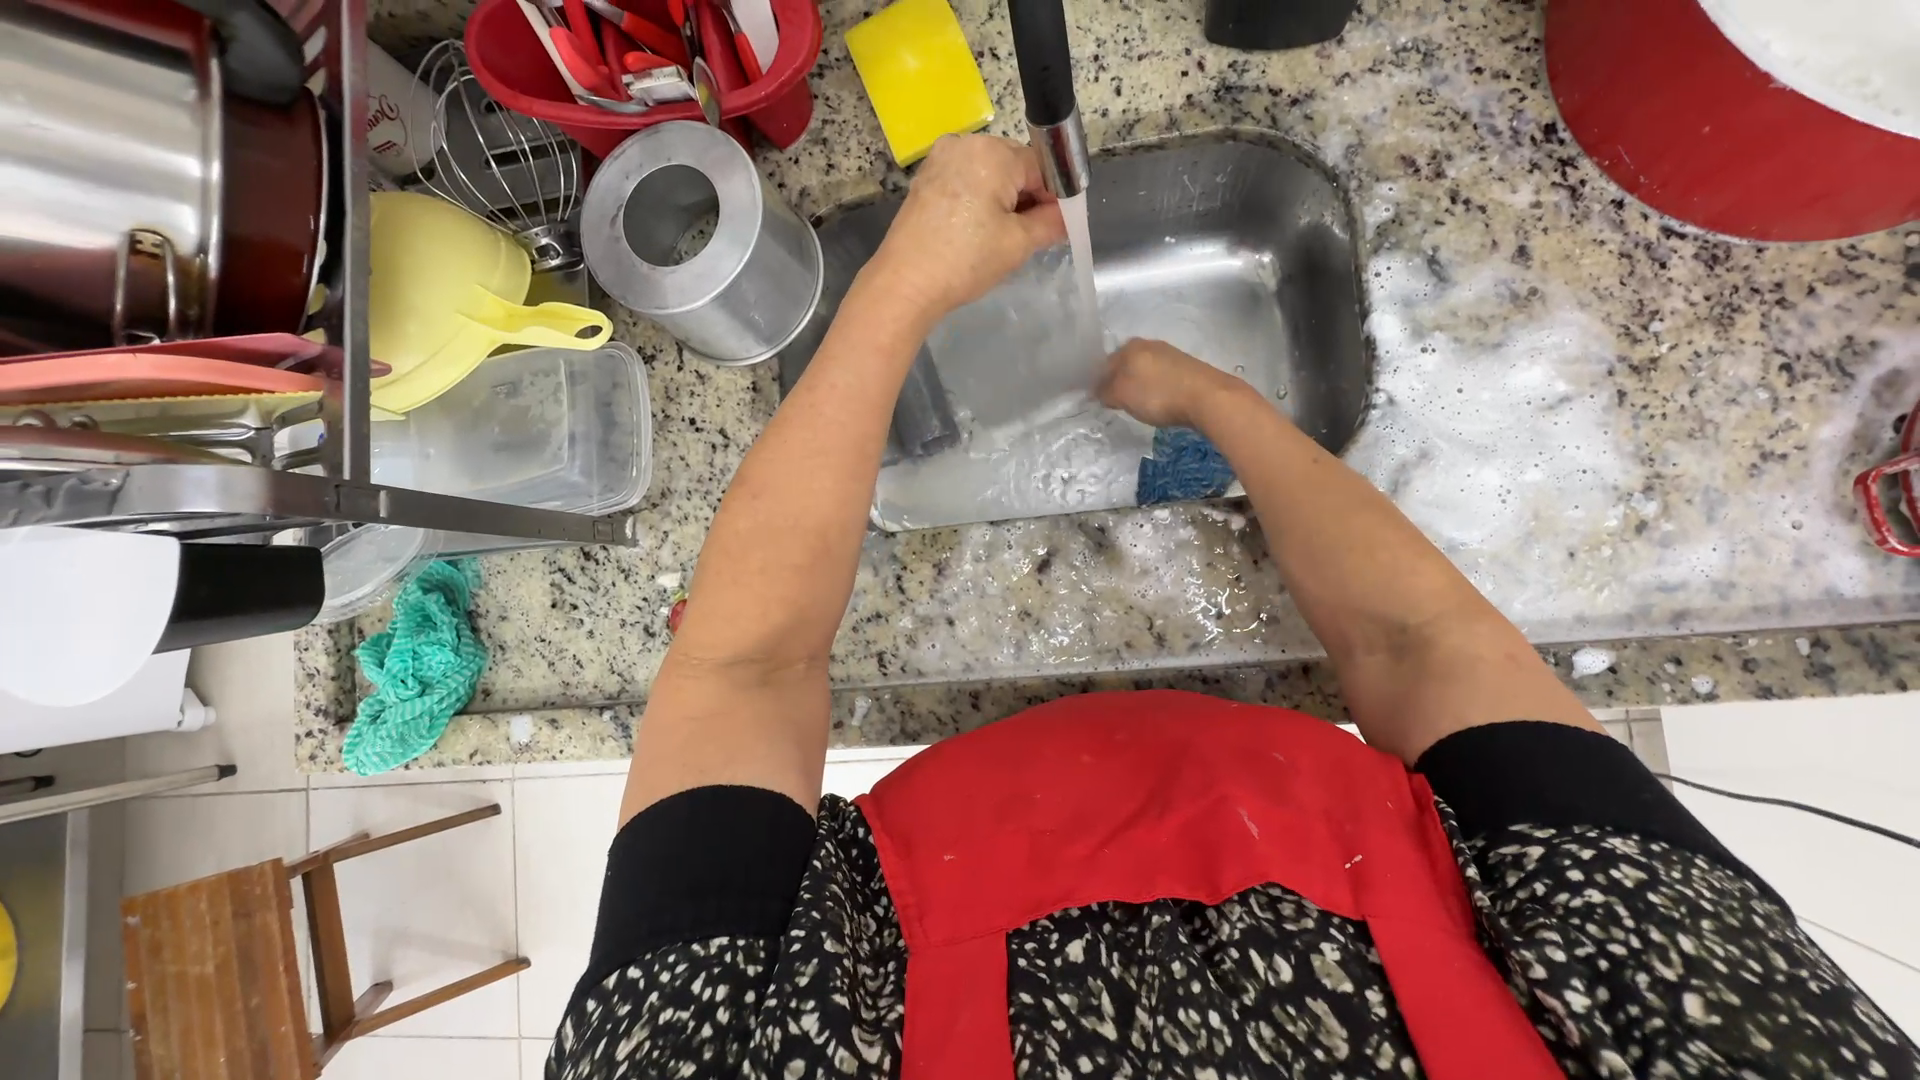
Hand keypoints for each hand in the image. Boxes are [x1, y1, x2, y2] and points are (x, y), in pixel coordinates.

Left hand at [862, 135, 1067, 320]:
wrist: (905, 284)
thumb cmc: (965, 261)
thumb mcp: (1018, 244)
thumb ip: (1050, 223)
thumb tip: (1066, 216)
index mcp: (992, 152)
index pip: (1040, 166)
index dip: (1053, 196)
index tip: (1056, 225)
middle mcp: (964, 145)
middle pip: (1013, 166)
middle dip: (1025, 197)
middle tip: (1027, 238)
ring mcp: (939, 161)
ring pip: (988, 176)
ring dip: (1002, 202)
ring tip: (999, 240)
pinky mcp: (924, 181)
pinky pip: (965, 184)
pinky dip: (978, 203)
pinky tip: (975, 234)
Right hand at [1098, 338, 1246, 428]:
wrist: (1206, 397)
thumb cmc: (1157, 394)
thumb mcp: (1121, 395)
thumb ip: (1105, 391)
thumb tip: (1097, 391)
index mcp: (1129, 346)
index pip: (1104, 364)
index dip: (1098, 383)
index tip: (1098, 401)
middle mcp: (1148, 344)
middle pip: (1125, 365)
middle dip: (1118, 382)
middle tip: (1116, 403)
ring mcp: (1170, 354)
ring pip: (1143, 370)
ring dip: (1137, 385)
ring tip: (1138, 404)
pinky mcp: (1186, 367)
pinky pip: (1160, 377)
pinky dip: (1155, 388)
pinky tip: (1158, 401)